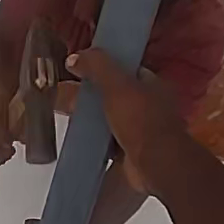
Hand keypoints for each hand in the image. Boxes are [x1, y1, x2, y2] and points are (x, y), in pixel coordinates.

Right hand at [66, 48, 195, 194]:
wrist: (155, 165)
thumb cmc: (140, 120)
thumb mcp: (117, 85)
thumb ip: (97, 67)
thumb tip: (74, 57)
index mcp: (152, 85)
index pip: (126, 70)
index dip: (104, 68)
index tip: (81, 70)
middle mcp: (149, 106)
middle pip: (116, 96)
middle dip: (93, 97)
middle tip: (69, 98)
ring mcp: (141, 131)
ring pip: (111, 120)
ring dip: (92, 120)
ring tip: (69, 117)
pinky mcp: (131, 153)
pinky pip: (108, 143)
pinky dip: (95, 141)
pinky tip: (78, 139)